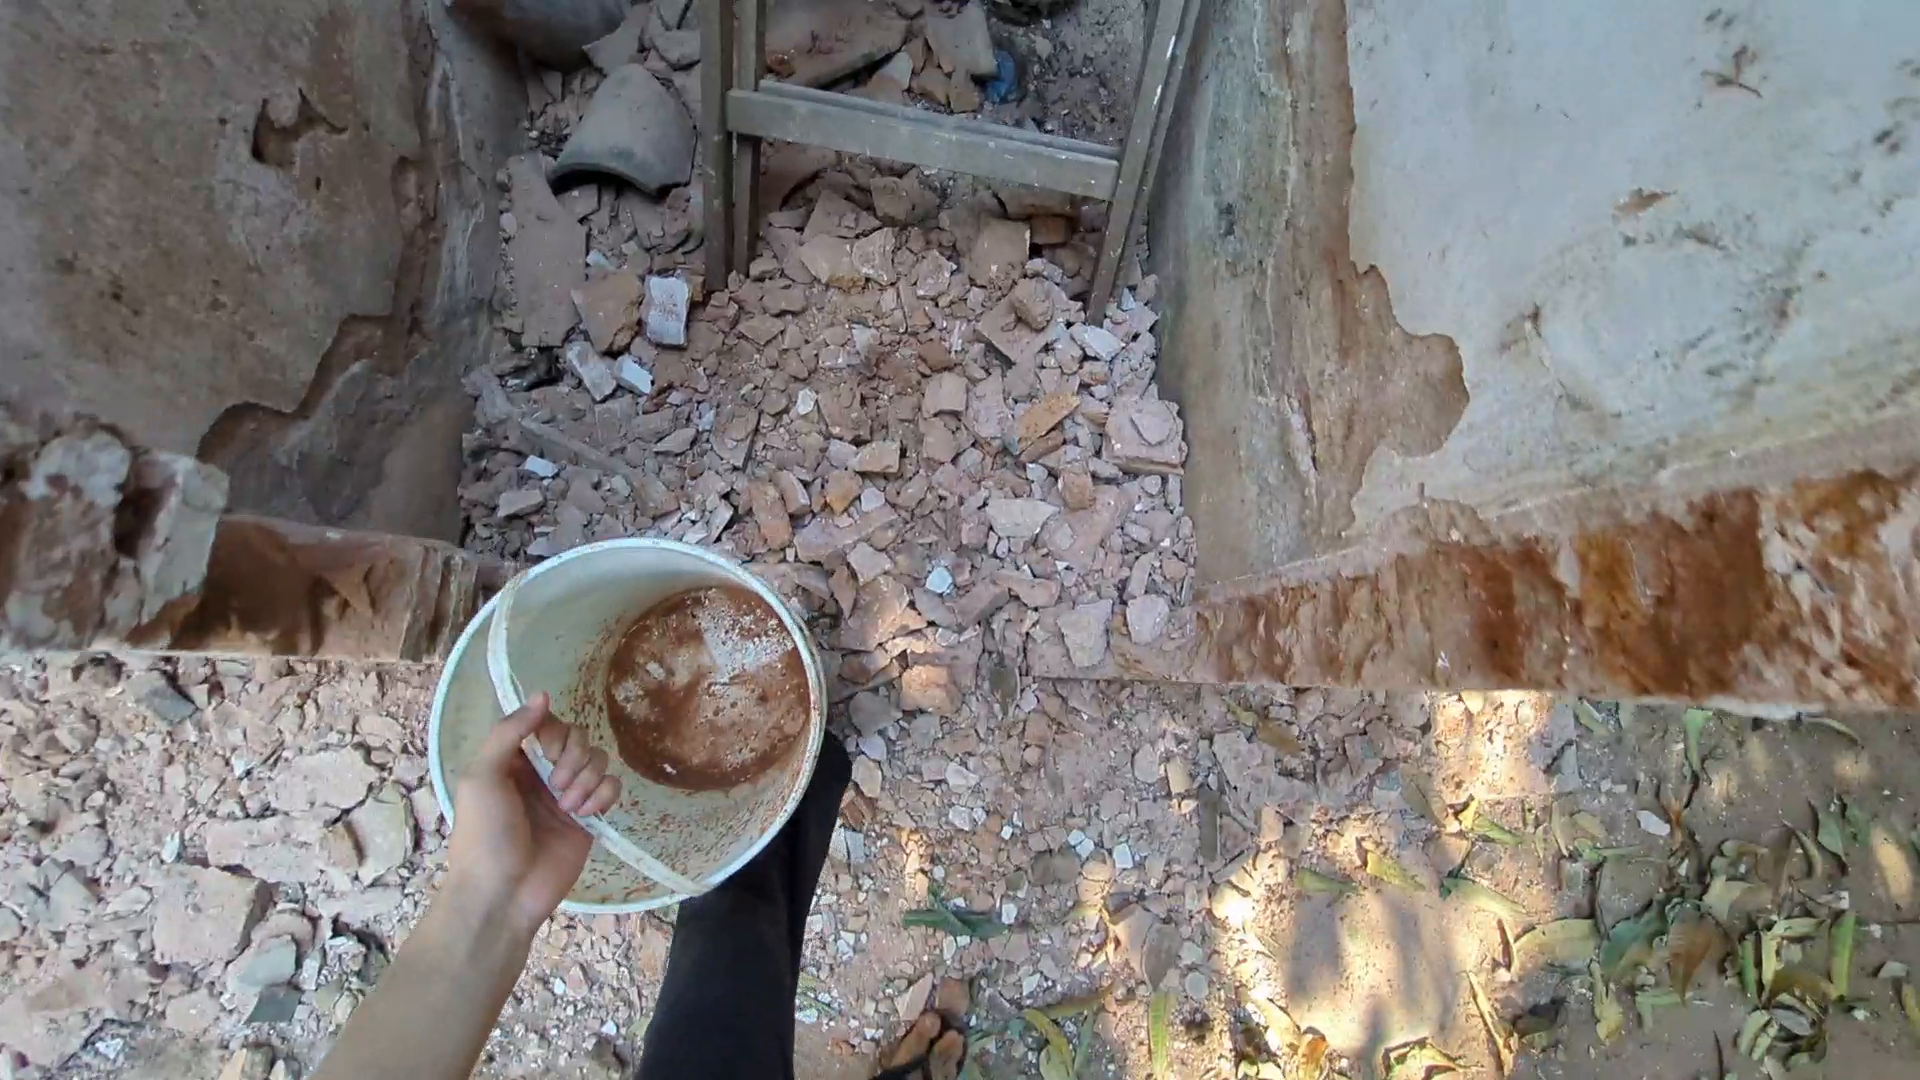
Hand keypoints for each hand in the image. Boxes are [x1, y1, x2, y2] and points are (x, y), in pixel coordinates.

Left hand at [445, 693, 621, 938]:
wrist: (504, 895)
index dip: (556, 732)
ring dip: (587, 780)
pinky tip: (586, 814)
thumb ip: (509, 733)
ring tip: (568, 807)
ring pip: (599, 760)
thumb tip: (543, 694)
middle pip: (579, 739)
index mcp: (515, 762)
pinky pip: (613, 786)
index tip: (549, 751)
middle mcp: (544, 773)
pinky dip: (604, 795)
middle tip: (557, 786)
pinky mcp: (592, 815)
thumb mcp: (483, 778)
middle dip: (574, 758)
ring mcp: (570, 794)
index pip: (549, 724)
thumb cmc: (484, 836)